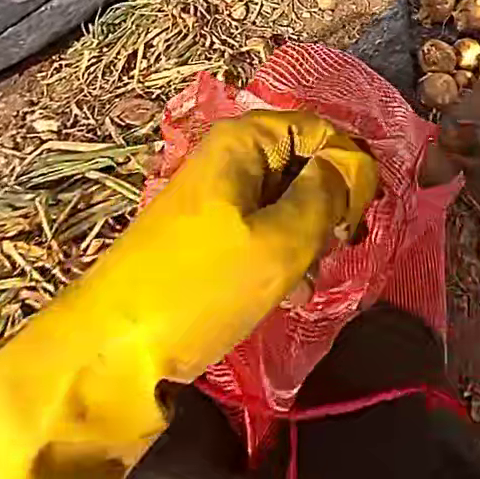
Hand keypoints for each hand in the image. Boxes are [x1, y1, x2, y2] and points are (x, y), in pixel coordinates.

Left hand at [0, 111, 377, 478]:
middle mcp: (231, 156)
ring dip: (310, 233)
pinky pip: (264, 226)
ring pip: (287, 197)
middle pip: (304, 160)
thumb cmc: (202, 284)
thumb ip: (327, 194)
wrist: (112, 351)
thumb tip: (356, 165)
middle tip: (341, 246)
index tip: (367, 211)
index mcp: (244, 140)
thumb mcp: (279, 240)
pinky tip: (290, 291)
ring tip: (312, 276)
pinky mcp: (212, 231)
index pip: (320, 127)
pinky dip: (284, 251)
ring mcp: (219, 194)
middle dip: (330, 202)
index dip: (351, 164)